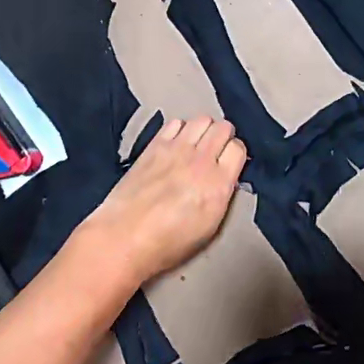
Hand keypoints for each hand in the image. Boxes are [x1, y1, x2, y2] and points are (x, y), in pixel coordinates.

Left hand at [76, 117, 246, 287]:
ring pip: (202, 120)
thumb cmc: (164, 242)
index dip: (235, 152)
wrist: (124, 237)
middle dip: (223, 136)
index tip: (230, 159)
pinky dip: (180, 128)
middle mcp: (200, 161)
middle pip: (223, 127)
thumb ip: (222, 195)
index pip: (238, 148)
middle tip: (217, 148)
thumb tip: (226, 179)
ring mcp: (176, 149)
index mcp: (218, 184)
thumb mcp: (209, 228)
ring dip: (203, 129)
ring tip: (198, 143)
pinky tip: (176, 143)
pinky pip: (175, 122)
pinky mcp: (154, 146)